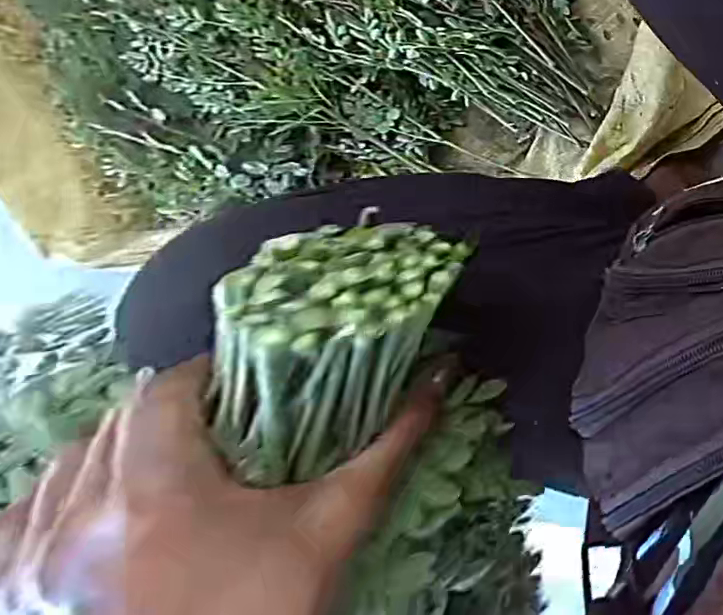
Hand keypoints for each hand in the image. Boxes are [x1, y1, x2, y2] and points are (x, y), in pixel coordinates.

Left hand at [0, 355, 444, 614]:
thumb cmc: (271, 600)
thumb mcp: (340, 516)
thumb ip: (394, 438)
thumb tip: (442, 374)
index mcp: (154, 497)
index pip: (159, 396)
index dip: (205, 369)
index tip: (249, 369)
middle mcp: (72, 526)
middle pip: (108, 425)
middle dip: (170, 404)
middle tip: (227, 405)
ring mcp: (23, 570)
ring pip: (57, 468)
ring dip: (114, 443)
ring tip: (172, 447)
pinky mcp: (9, 598)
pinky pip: (16, 519)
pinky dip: (58, 492)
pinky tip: (102, 501)